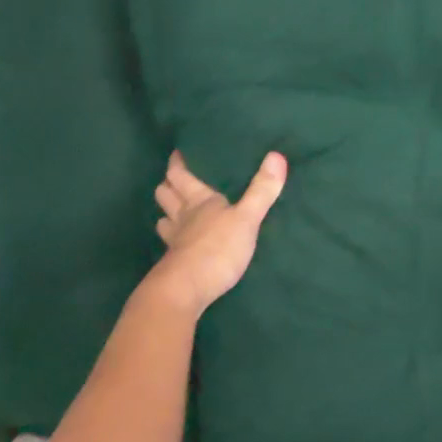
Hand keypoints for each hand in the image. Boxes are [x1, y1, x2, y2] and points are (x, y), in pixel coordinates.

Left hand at [144, 150, 286, 315]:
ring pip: (164, 219)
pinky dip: (173, 238)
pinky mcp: (175, 262)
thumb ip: (261, 191)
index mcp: (199, 200)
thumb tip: (276, 155)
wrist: (187, 289)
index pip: (180, 175)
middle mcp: (182, 216)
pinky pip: (170, 244)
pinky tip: (181, 242)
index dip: (177, 163)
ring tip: (176, 209)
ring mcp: (175, 240)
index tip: (178, 152)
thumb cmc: (218, 248)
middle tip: (175, 179)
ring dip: (167, 212)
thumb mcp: (247, 218)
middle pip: (166, 194)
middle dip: (168, 185)